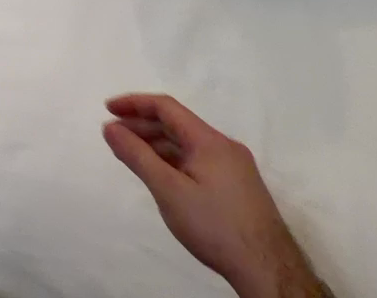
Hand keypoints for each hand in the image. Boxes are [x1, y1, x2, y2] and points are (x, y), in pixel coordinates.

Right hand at [103, 94, 328, 297]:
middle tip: (114, 136)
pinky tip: (161, 175)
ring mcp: (235, 168)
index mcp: (210, 141)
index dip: (134, 104)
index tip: (108, 109)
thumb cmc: (214, 225)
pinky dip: (173, 160)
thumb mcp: (168, 190)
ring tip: (130, 156)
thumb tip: (109, 127)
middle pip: (176, 124)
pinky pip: (198, 161)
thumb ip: (136, 155)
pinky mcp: (238, 187)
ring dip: (156, 144)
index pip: (166, 107)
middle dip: (142, 125)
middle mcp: (225, 148)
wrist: (269, 272)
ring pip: (187, 144)